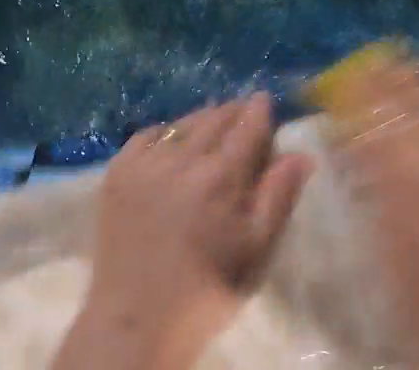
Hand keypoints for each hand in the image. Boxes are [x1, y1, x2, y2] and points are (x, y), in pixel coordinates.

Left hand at [52, 93, 313, 369]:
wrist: (136, 319)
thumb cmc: (207, 290)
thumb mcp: (255, 251)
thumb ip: (278, 197)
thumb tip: (301, 154)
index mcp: (220, 177)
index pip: (245, 127)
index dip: (258, 110)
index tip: (264, 99)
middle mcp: (181, 159)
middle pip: (213, 119)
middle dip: (232, 111)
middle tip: (243, 109)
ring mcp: (144, 162)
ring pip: (180, 124)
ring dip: (201, 118)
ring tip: (213, 118)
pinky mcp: (117, 171)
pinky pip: (146, 135)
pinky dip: (165, 131)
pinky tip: (172, 138)